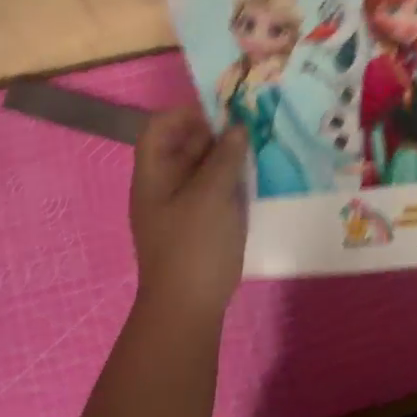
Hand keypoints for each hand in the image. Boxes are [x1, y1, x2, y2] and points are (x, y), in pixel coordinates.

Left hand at [129, 106, 249, 316]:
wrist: (188, 307)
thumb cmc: (194, 246)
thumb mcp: (211, 196)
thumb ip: (225, 157)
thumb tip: (238, 127)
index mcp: (154, 175)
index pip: (161, 128)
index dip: (188, 113)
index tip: (225, 109)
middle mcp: (165, 185)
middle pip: (185, 145)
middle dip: (216, 131)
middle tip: (253, 123)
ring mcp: (184, 205)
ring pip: (204, 167)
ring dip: (229, 154)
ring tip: (262, 145)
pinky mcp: (203, 222)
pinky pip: (216, 189)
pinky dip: (234, 178)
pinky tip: (259, 175)